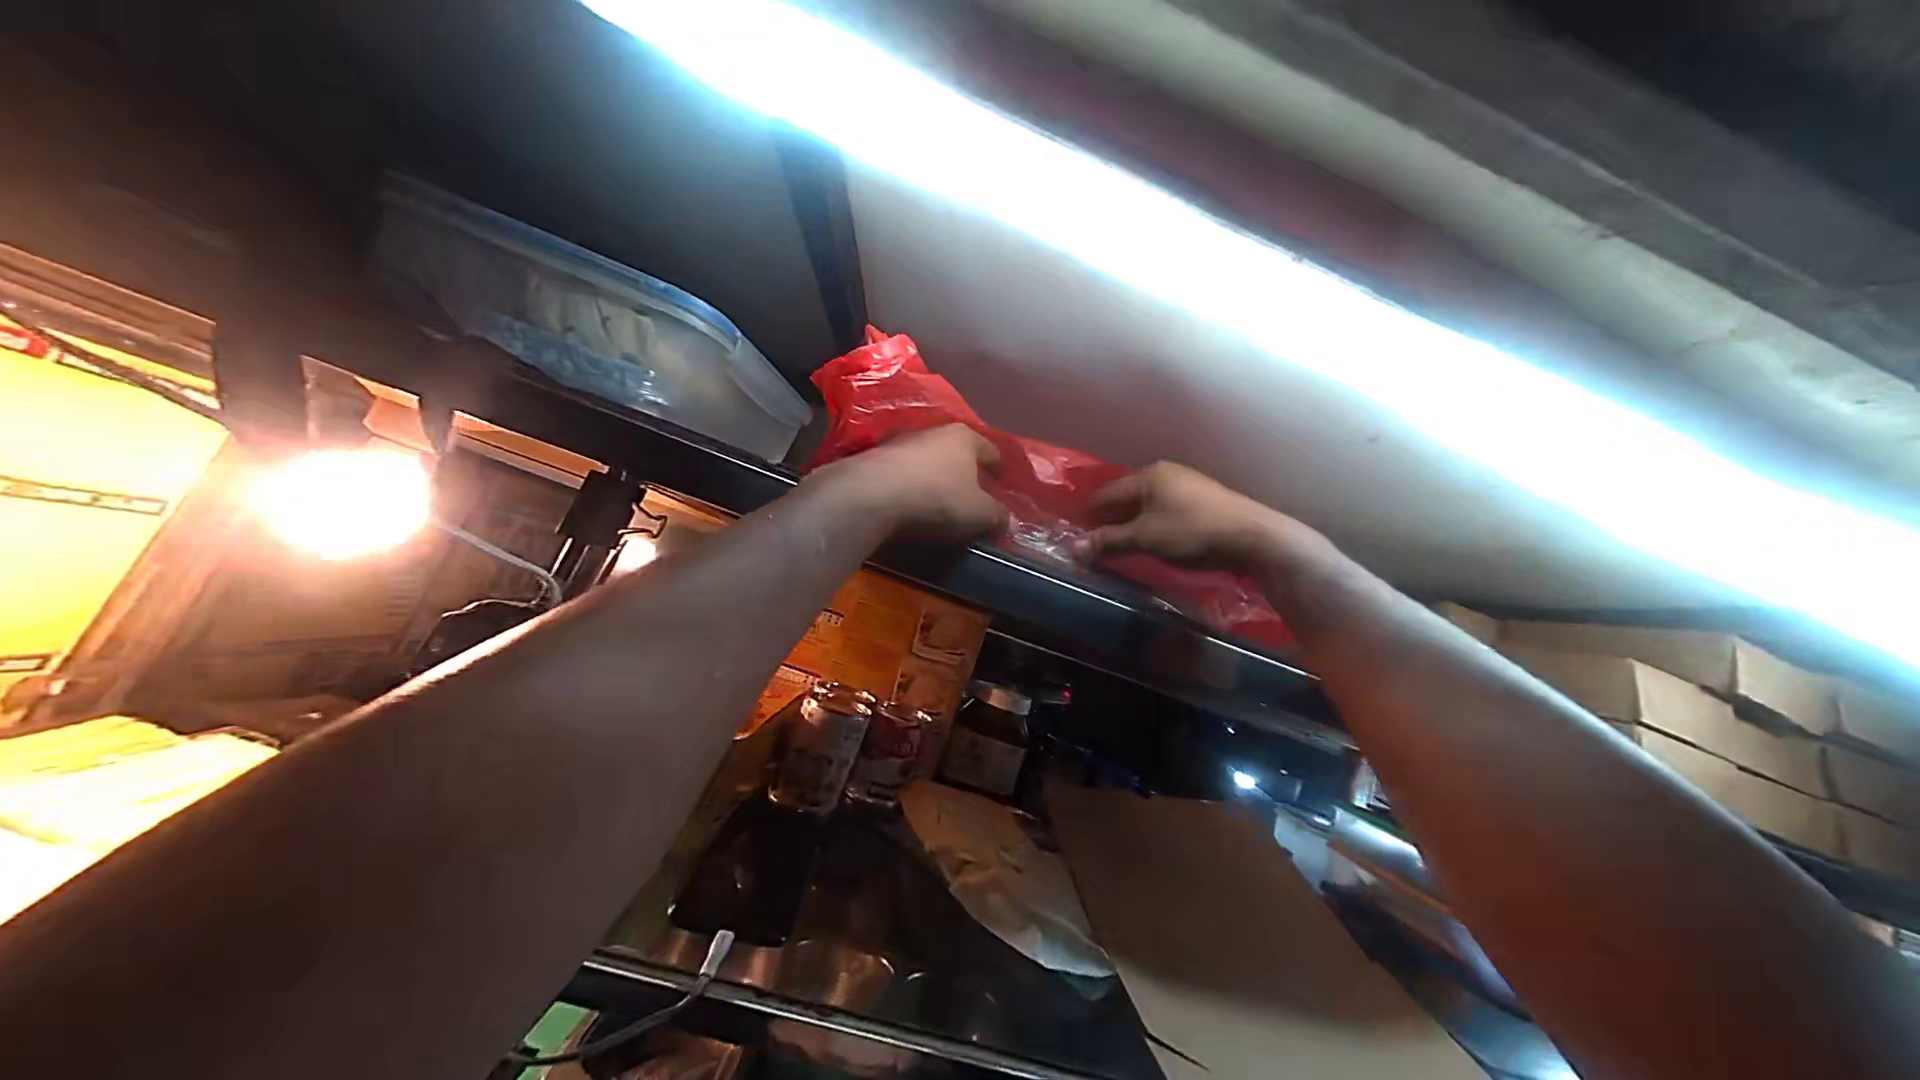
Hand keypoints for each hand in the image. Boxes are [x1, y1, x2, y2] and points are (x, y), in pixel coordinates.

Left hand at [814, 424, 1007, 541]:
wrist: (872, 493)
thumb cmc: (938, 497)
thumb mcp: (978, 513)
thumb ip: (998, 517)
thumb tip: (1010, 524)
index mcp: (966, 437)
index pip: (992, 451)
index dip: (1000, 469)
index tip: (1003, 483)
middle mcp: (935, 431)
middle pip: (959, 452)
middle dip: (967, 471)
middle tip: (974, 493)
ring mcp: (903, 441)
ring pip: (930, 459)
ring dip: (936, 476)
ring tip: (940, 499)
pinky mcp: (877, 457)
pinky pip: (905, 471)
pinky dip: (912, 483)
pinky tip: (911, 500)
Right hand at [1079, 461, 1315, 570]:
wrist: (1253, 537)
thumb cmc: (1192, 531)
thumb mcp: (1145, 538)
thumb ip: (1108, 541)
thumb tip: (1074, 549)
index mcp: (1149, 475)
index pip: (1107, 492)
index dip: (1090, 513)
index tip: (1076, 531)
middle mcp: (1167, 473)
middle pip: (1127, 495)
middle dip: (1110, 517)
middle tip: (1094, 539)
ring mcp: (1188, 485)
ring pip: (1147, 503)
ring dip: (1131, 521)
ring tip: (1119, 542)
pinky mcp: (1203, 500)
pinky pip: (1164, 509)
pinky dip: (1151, 523)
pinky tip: (1150, 538)